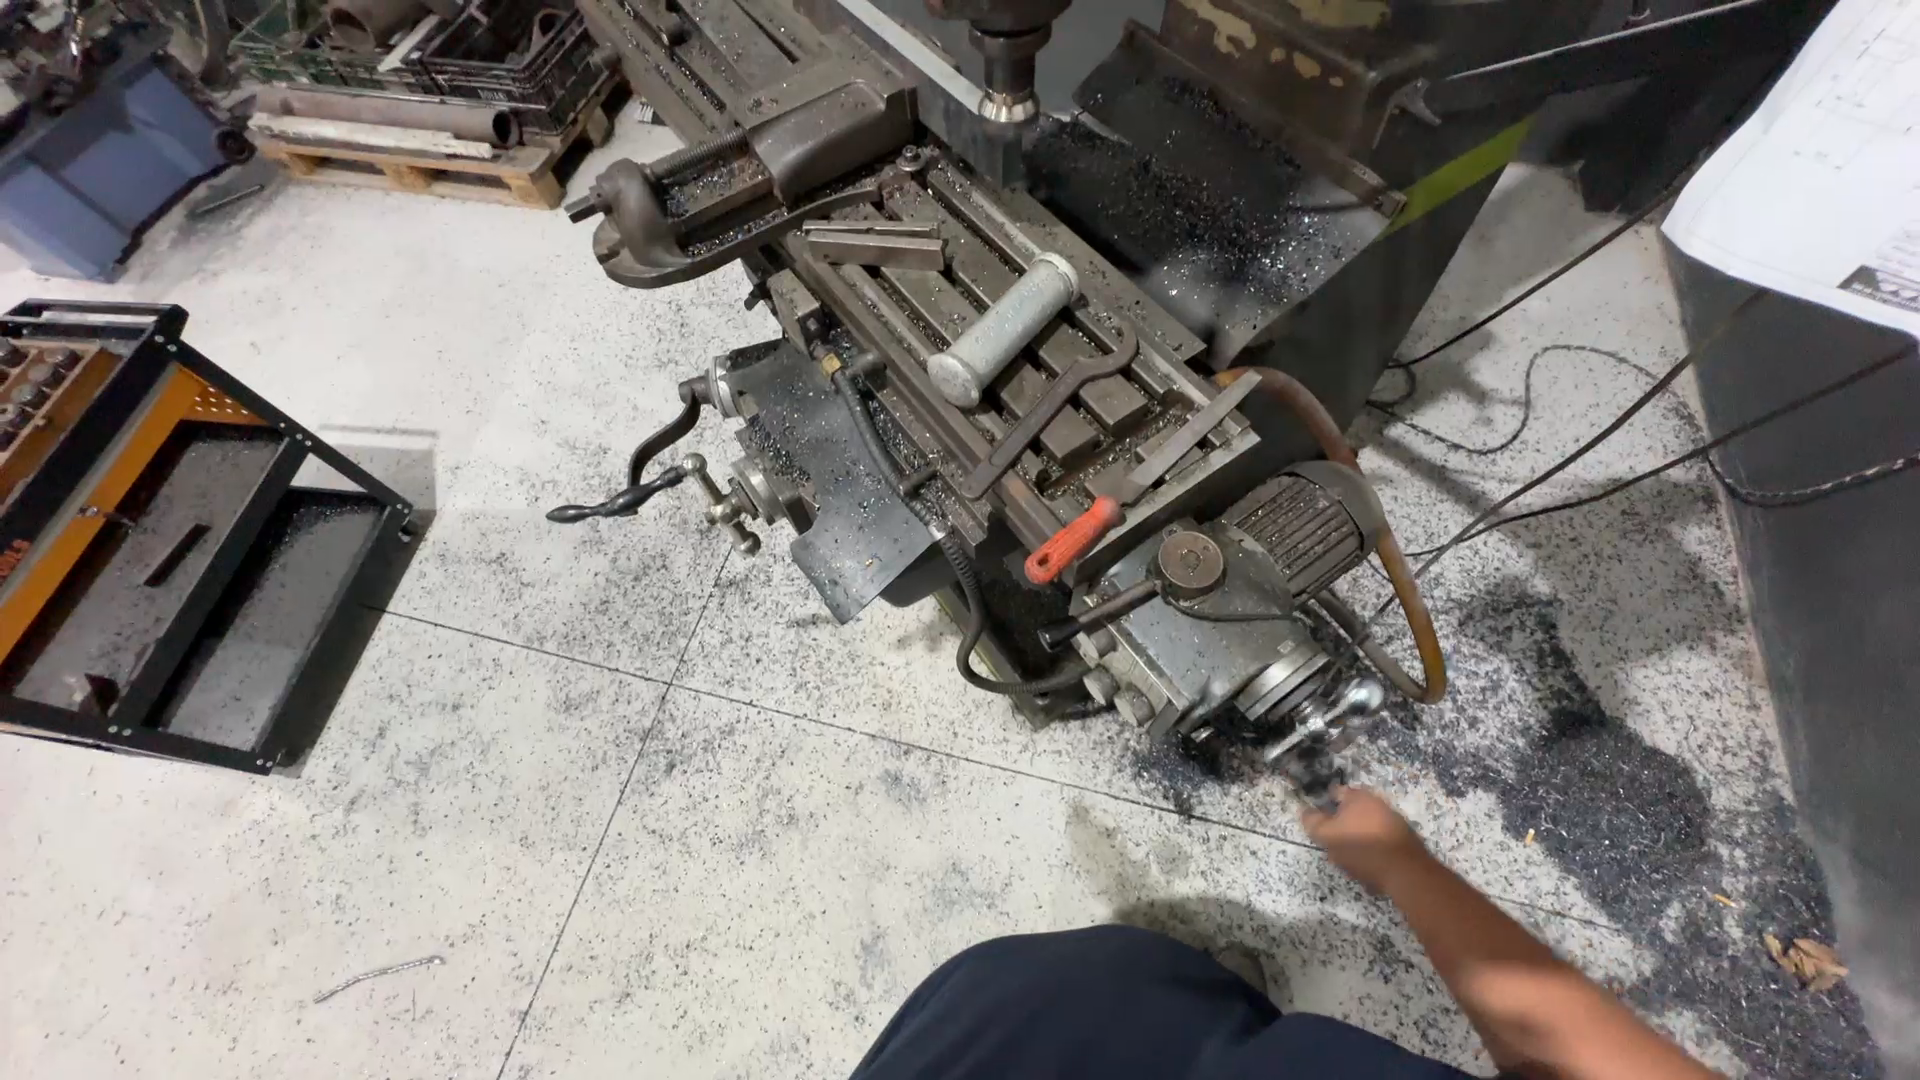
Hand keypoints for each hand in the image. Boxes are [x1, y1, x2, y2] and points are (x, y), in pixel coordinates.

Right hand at [1300, 786, 1430, 894]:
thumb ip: (1311, 820)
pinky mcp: (1406, 840)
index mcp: (1358, 796)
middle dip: (1342, 824)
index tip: (1319, 823)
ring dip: (1359, 838)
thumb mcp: (1325, 835)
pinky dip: (1375, 849)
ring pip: (1367, 827)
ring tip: (1352, 859)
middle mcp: (1378, 803)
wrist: (1406, 873)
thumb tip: (1305, 811)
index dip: (1324, 806)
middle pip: (1352, 811)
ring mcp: (1395, 821)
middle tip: (1334, 843)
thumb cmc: (1361, 848)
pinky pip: (1382, 841)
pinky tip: (1370, 865)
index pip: (1335, 793)